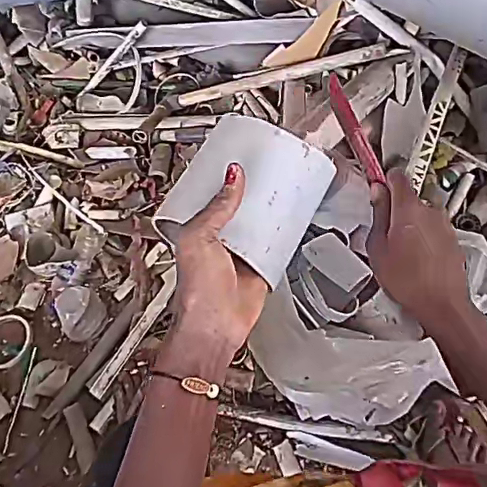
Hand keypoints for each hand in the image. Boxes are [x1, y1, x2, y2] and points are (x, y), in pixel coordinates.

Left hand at [169, 164, 266, 358]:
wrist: (216, 324)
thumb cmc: (196, 290)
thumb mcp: (199, 238)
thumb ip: (217, 208)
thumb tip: (232, 178)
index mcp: (196, 230)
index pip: (209, 197)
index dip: (220, 181)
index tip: (234, 161)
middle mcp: (218, 239)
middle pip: (237, 207)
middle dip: (249, 192)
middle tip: (263, 170)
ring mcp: (240, 252)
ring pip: (257, 223)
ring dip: (267, 209)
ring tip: (280, 186)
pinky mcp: (260, 265)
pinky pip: (275, 243)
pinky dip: (283, 231)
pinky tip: (291, 216)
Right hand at [367, 169, 472, 332]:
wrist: (442, 304)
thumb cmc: (409, 281)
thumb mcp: (377, 247)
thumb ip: (378, 214)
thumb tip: (377, 194)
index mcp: (409, 208)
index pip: (397, 177)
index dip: (384, 179)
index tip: (377, 185)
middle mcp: (430, 211)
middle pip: (409, 198)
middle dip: (395, 209)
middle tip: (383, 229)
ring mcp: (444, 225)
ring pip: (421, 215)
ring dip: (410, 225)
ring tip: (399, 250)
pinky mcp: (452, 239)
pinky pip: (433, 229)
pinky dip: (423, 237)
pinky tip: (414, 259)